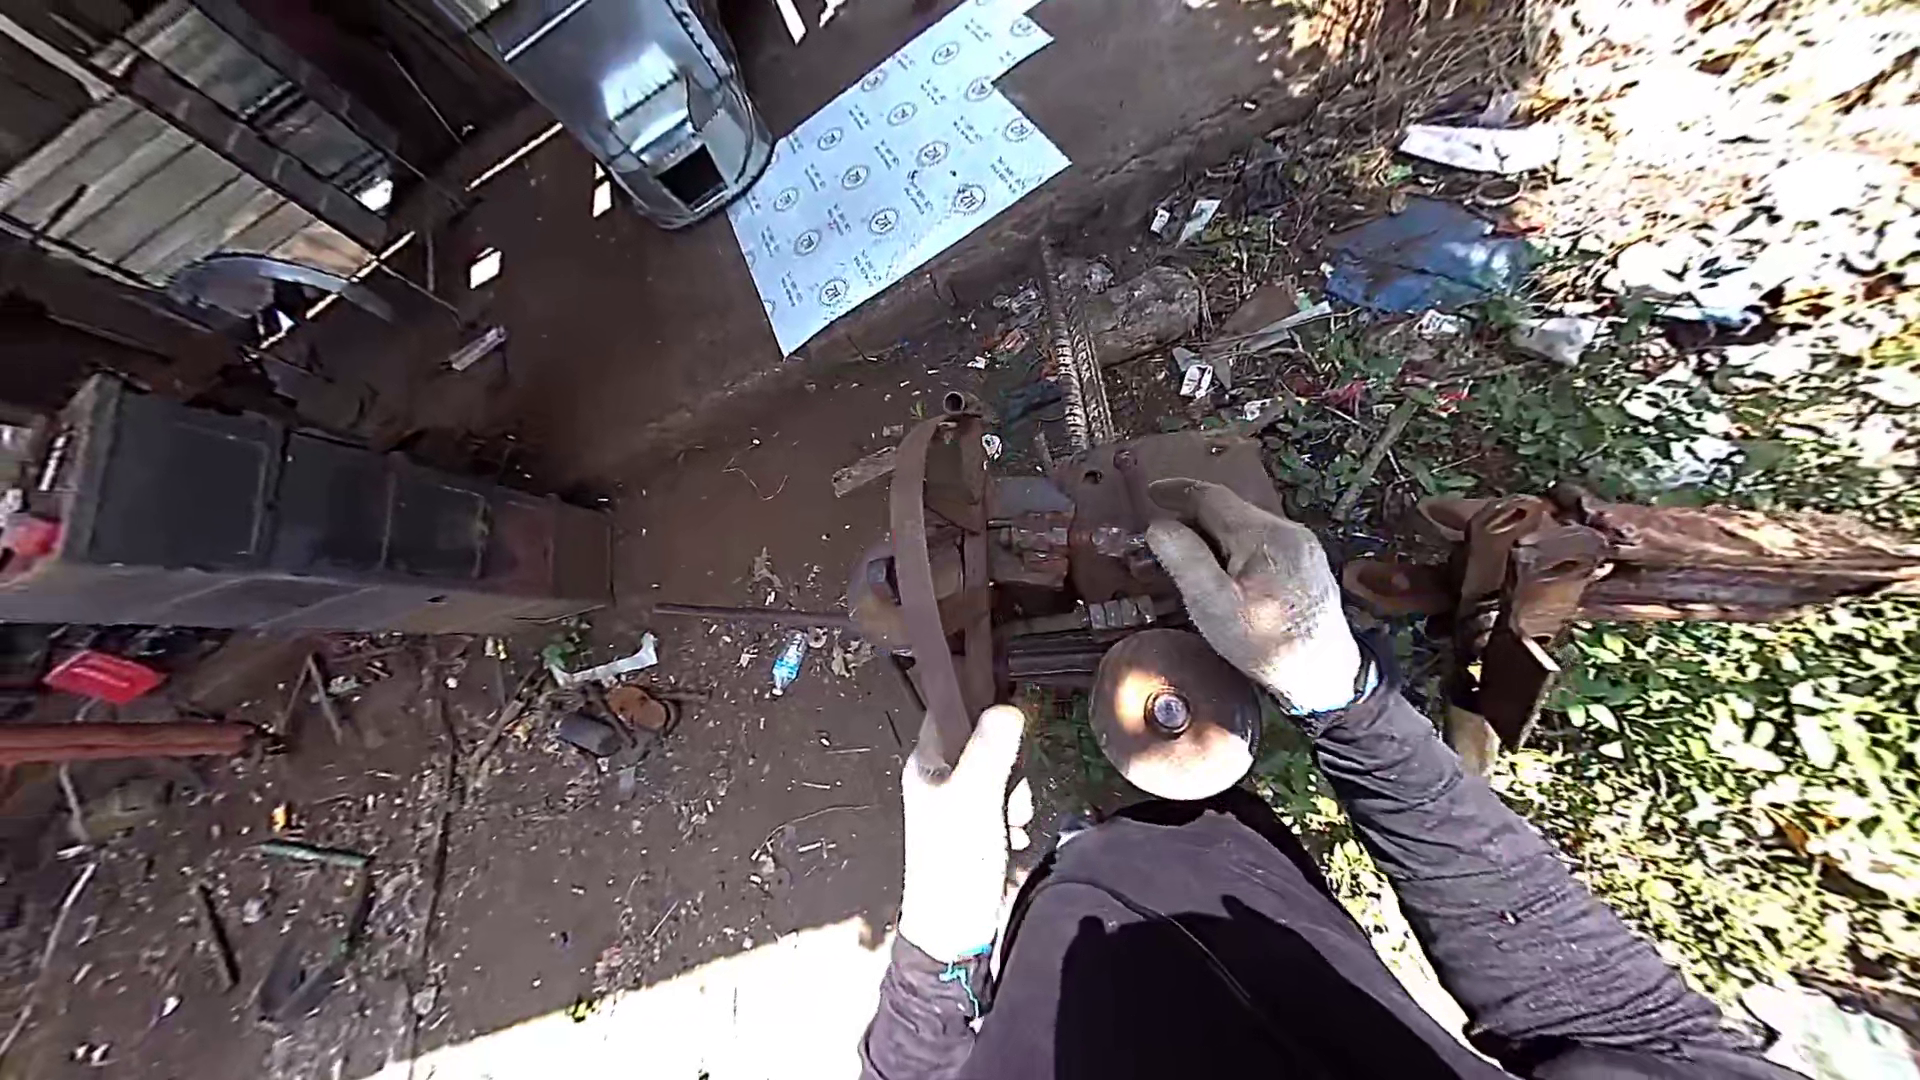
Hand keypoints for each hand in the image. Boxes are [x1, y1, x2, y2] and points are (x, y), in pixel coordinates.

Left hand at [897, 705, 1025, 962]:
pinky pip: (1003, 801)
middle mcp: (939, 776)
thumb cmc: (954, 859)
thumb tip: (1007, 706)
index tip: (1008, 710)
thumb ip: (990, 750)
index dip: (976, 703)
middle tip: (1009, 789)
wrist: (955, 933)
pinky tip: (1012, 836)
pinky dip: (1012, 815)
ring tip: (1012, 821)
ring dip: (1013, 794)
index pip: (949, 711)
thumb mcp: (973, 797)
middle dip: (1006, 763)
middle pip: (982, 742)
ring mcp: (957, 802)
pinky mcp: (975, 825)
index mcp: (926, 763)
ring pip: (998, 772)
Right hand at [1145, 479, 1365, 714]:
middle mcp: (1287, 531)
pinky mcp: (1304, 565)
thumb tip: (1159, 526)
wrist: (1326, 678)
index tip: (1150, 493)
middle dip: (1188, 518)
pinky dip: (1228, 547)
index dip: (1177, 492)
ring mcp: (1300, 548)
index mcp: (1264, 535)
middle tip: (1157, 538)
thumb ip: (1184, 559)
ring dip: (1207, 534)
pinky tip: (1216, 569)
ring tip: (1181, 556)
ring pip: (1242, 527)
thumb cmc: (1264, 644)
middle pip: (1228, 511)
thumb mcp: (1212, 604)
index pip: (1212, 497)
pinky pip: (1257, 543)